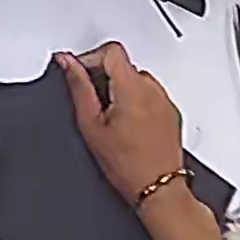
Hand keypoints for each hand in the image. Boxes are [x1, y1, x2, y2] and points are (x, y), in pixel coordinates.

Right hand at [57, 43, 187, 211]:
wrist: (158, 189)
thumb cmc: (126, 163)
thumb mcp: (90, 123)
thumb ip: (78, 86)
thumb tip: (68, 62)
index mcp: (132, 89)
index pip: (112, 51)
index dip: (90, 58)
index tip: (80, 74)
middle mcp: (153, 90)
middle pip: (123, 64)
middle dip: (103, 76)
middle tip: (93, 102)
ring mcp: (165, 101)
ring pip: (135, 78)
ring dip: (119, 88)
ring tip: (109, 115)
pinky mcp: (171, 112)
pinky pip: (149, 93)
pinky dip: (135, 99)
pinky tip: (126, 123)